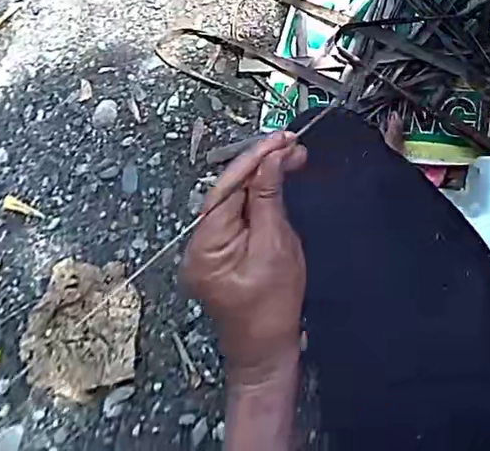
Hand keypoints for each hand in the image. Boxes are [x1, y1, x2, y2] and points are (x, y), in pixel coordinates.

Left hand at [181, 131, 308, 382]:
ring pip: (234, 195)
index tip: (282, 141)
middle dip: (260, 162)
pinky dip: (259, 190)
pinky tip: (275, 176)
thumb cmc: (272, 306)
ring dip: (262, 173)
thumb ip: (268, 198)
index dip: (255, 159)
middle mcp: (198, 244)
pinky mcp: (221, 247)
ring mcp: (208, 246)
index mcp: (204, 247)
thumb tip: (270, 160)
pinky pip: (238, 208)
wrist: (268, 348)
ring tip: (290, 155)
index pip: (227, 188)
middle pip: (228, 188)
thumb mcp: (276, 245)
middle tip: (291, 144)